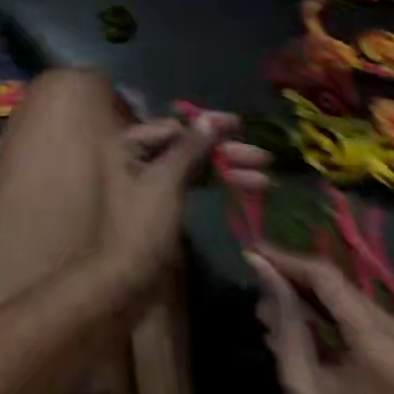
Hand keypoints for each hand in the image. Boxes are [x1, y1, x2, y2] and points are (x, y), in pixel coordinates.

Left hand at [99, 114, 269, 290]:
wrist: (130, 275)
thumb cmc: (143, 224)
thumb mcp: (167, 181)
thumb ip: (189, 148)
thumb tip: (210, 118)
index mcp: (129, 143)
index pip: (174, 126)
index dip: (207, 125)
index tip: (239, 125)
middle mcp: (138, 154)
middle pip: (186, 144)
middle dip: (224, 150)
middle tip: (263, 157)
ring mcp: (152, 177)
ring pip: (195, 164)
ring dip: (228, 168)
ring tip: (265, 176)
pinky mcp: (165, 198)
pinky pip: (194, 181)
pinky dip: (218, 182)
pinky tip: (248, 186)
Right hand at [247, 248, 393, 393]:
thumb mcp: (305, 390)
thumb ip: (285, 322)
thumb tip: (259, 265)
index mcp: (388, 353)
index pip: (329, 280)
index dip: (287, 260)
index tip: (252, 253)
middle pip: (350, 294)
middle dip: (303, 287)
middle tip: (263, 296)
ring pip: (369, 312)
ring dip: (327, 308)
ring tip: (287, 319)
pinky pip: (390, 335)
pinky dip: (354, 330)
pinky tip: (326, 339)